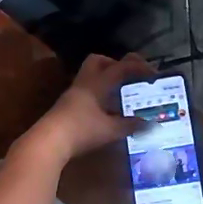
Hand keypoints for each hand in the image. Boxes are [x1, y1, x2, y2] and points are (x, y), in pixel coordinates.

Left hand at [22, 53, 155, 161]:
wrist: (49, 142)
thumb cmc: (82, 130)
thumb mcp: (110, 130)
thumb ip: (130, 125)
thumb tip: (150, 123)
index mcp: (96, 83)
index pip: (120, 67)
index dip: (138, 67)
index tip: (153, 73)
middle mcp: (83, 83)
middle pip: (97, 61)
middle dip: (115, 64)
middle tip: (129, 76)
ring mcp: (72, 95)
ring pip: (90, 76)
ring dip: (105, 80)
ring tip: (119, 94)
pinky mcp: (66, 107)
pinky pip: (85, 92)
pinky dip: (98, 95)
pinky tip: (105, 110)